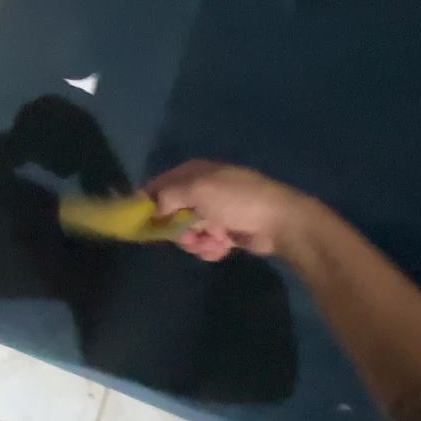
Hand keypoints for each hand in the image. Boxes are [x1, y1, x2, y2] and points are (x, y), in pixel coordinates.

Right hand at [143, 161, 312, 260]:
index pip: (158, 185)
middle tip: (184, 235)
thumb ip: (166, 196)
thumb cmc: (236, 200)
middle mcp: (202, 191)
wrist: (281, 222)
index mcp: (194, 173)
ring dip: (195, 240)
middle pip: (171, 213)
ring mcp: (215, 212)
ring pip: (187, 231)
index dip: (146, 202)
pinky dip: (211, 248)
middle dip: (175, 227)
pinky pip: (206, 242)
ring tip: (210, 242)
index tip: (139, 221)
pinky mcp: (227, 232)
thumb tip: (153, 210)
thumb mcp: (196, 190)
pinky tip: (223, 247)